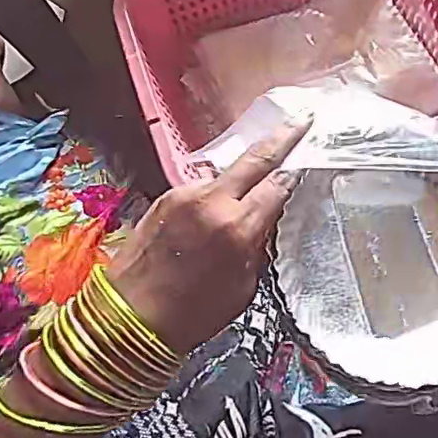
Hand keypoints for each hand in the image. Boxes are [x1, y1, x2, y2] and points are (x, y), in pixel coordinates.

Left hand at [106, 121, 308, 352]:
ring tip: (254, 171)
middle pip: (255, 158)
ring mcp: (185, 195)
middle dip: (282, 138)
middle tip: (299, 121)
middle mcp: (212, 203)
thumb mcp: (243, 286)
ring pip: (224, 170)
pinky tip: (217, 201)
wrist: (132, 316)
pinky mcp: (165, 197)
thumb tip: (264, 218)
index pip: (277, 186)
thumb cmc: (192, 312)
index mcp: (237, 229)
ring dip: (241, 168)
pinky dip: (214, 189)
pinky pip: (200, 184)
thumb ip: (256, 244)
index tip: (305, 160)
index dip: (294, 172)